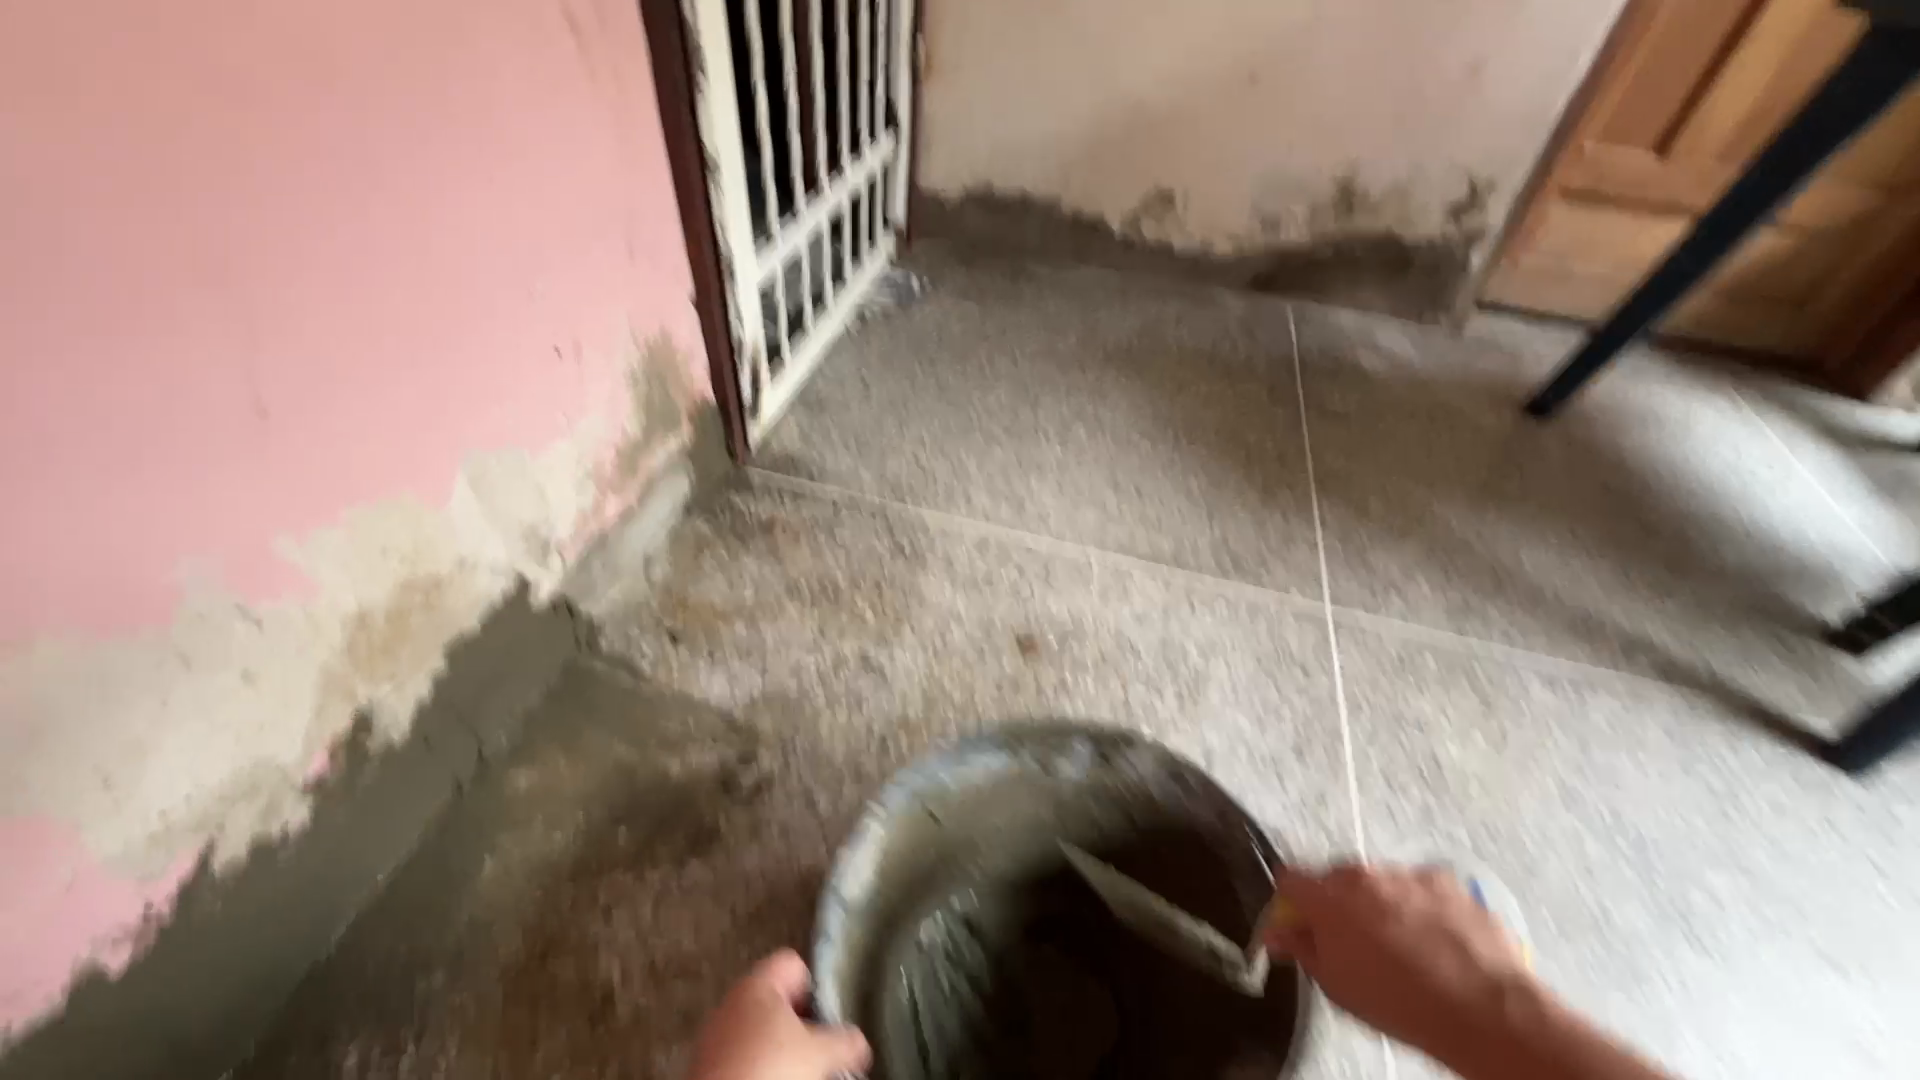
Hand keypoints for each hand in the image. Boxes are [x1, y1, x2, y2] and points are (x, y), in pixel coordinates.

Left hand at [688, 949, 871, 1079]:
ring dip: (779, 1045)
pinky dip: (758, 1062)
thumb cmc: (768, 1068)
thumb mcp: (820, 1053)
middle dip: (800, 1021)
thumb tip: (860, 1043)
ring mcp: (716, 1032)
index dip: (815, 984)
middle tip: (815, 1046)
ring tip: (795, 1068)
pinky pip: (742, 1052)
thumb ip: (845, 1040)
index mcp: (757, 983)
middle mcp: (732, 999)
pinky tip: (770, 1077)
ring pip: (760, 1028)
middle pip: (778, 998)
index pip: (795, 963)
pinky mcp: (707, 1062)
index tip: (826, 1012)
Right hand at [1265, 863, 1537, 1063]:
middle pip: (1337, 879)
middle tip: (1356, 942)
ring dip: (1382, 904)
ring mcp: (1407, 873)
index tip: (1302, 925)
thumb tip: (1277, 932)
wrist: (1485, 1011)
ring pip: (1381, 883)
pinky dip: (1422, 907)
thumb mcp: (1336, 985)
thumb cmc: (1398, 1003)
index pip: (1289, 880)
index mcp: (1327, 896)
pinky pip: (1422, 889)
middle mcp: (1363, 873)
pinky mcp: (1448, 882)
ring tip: (1405, 946)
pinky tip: (1437, 941)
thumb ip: (1301, 948)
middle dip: (1340, 904)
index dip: (1292, 902)